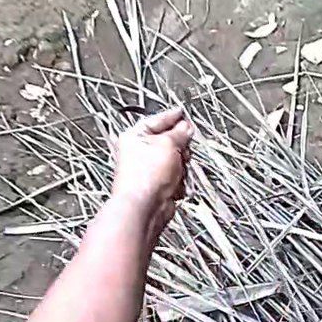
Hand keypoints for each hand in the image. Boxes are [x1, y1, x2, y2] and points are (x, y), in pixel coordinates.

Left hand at [109, 107, 193, 238]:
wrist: (145, 207)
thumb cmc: (145, 176)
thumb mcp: (168, 144)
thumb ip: (179, 133)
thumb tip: (186, 127)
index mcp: (136, 137)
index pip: (158, 120)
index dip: (172, 117)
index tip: (183, 114)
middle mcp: (140, 153)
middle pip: (170, 142)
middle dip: (180, 147)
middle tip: (183, 150)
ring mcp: (149, 171)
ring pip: (176, 161)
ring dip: (181, 167)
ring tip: (177, 171)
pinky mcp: (158, 187)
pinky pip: (177, 178)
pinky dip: (179, 182)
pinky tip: (174, 185)